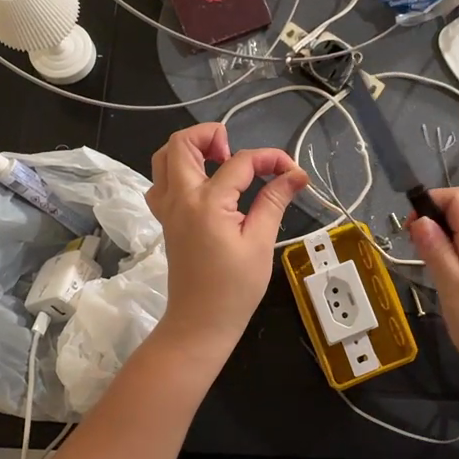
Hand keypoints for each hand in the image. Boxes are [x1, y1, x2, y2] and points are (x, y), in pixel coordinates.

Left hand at [146, 123, 309, 347]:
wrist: (200, 323)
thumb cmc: (234, 289)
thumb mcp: (261, 243)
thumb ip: (274, 201)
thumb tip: (296, 174)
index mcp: (206, 203)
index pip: (240, 162)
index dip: (271, 159)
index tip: (293, 172)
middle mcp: (180, 198)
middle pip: (182, 143)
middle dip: (212, 135)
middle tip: (237, 154)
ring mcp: (168, 208)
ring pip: (164, 158)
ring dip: (191, 149)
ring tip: (220, 162)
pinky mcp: (166, 219)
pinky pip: (162, 181)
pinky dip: (180, 171)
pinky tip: (204, 184)